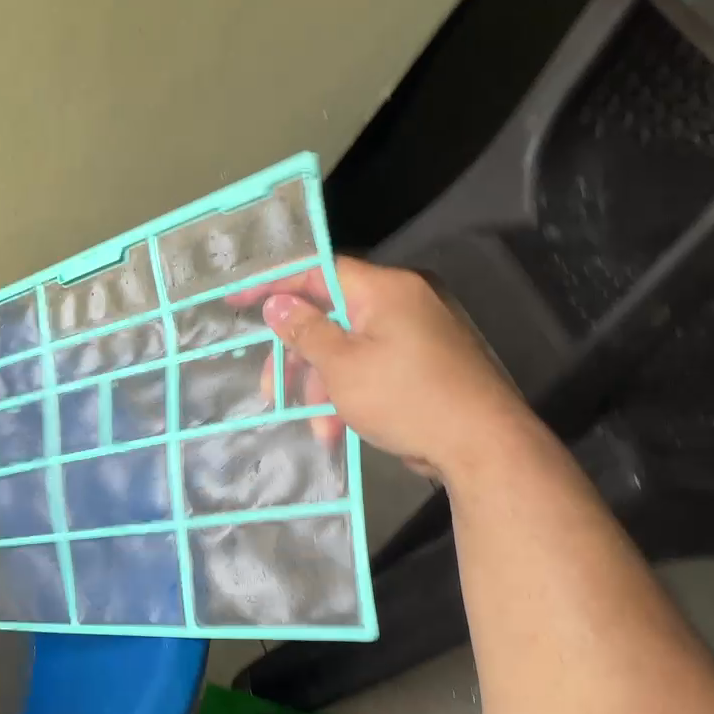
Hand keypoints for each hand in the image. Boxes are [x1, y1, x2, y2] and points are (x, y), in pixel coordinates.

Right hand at [238, 257, 536, 481]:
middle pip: (327, 317)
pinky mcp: (416, 363)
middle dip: (295, 357)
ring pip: (342, 349)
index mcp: (385, 292)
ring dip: (318, 387)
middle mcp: (400, 304)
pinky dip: (343, 393)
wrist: (477, 442)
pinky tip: (335, 427)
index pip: (320, 272)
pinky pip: (364, 367)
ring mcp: (411, 334)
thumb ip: (305, 331)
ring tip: (315, 426)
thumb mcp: (341, 365)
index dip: (275, 284)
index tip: (237, 301)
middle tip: (270, 390)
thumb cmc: (404, 396)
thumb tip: (277, 304)